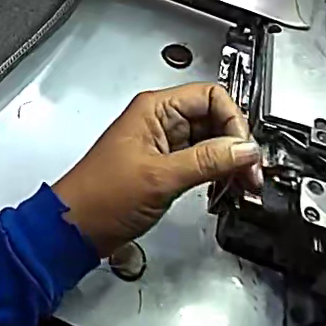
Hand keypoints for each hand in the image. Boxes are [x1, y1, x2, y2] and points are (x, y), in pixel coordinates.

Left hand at [52, 83, 261, 255]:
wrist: (75, 229)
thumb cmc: (100, 196)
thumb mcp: (160, 176)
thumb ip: (208, 160)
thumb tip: (245, 149)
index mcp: (156, 108)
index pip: (211, 97)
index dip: (233, 120)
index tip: (244, 149)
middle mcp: (162, 120)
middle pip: (215, 118)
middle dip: (237, 144)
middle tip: (250, 171)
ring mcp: (166, 144)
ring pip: (212, 141)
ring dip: (231, 161)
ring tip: (243, 184)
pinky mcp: (167, 166)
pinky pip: (203, 161)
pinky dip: (219, 173)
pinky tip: (227, 188)